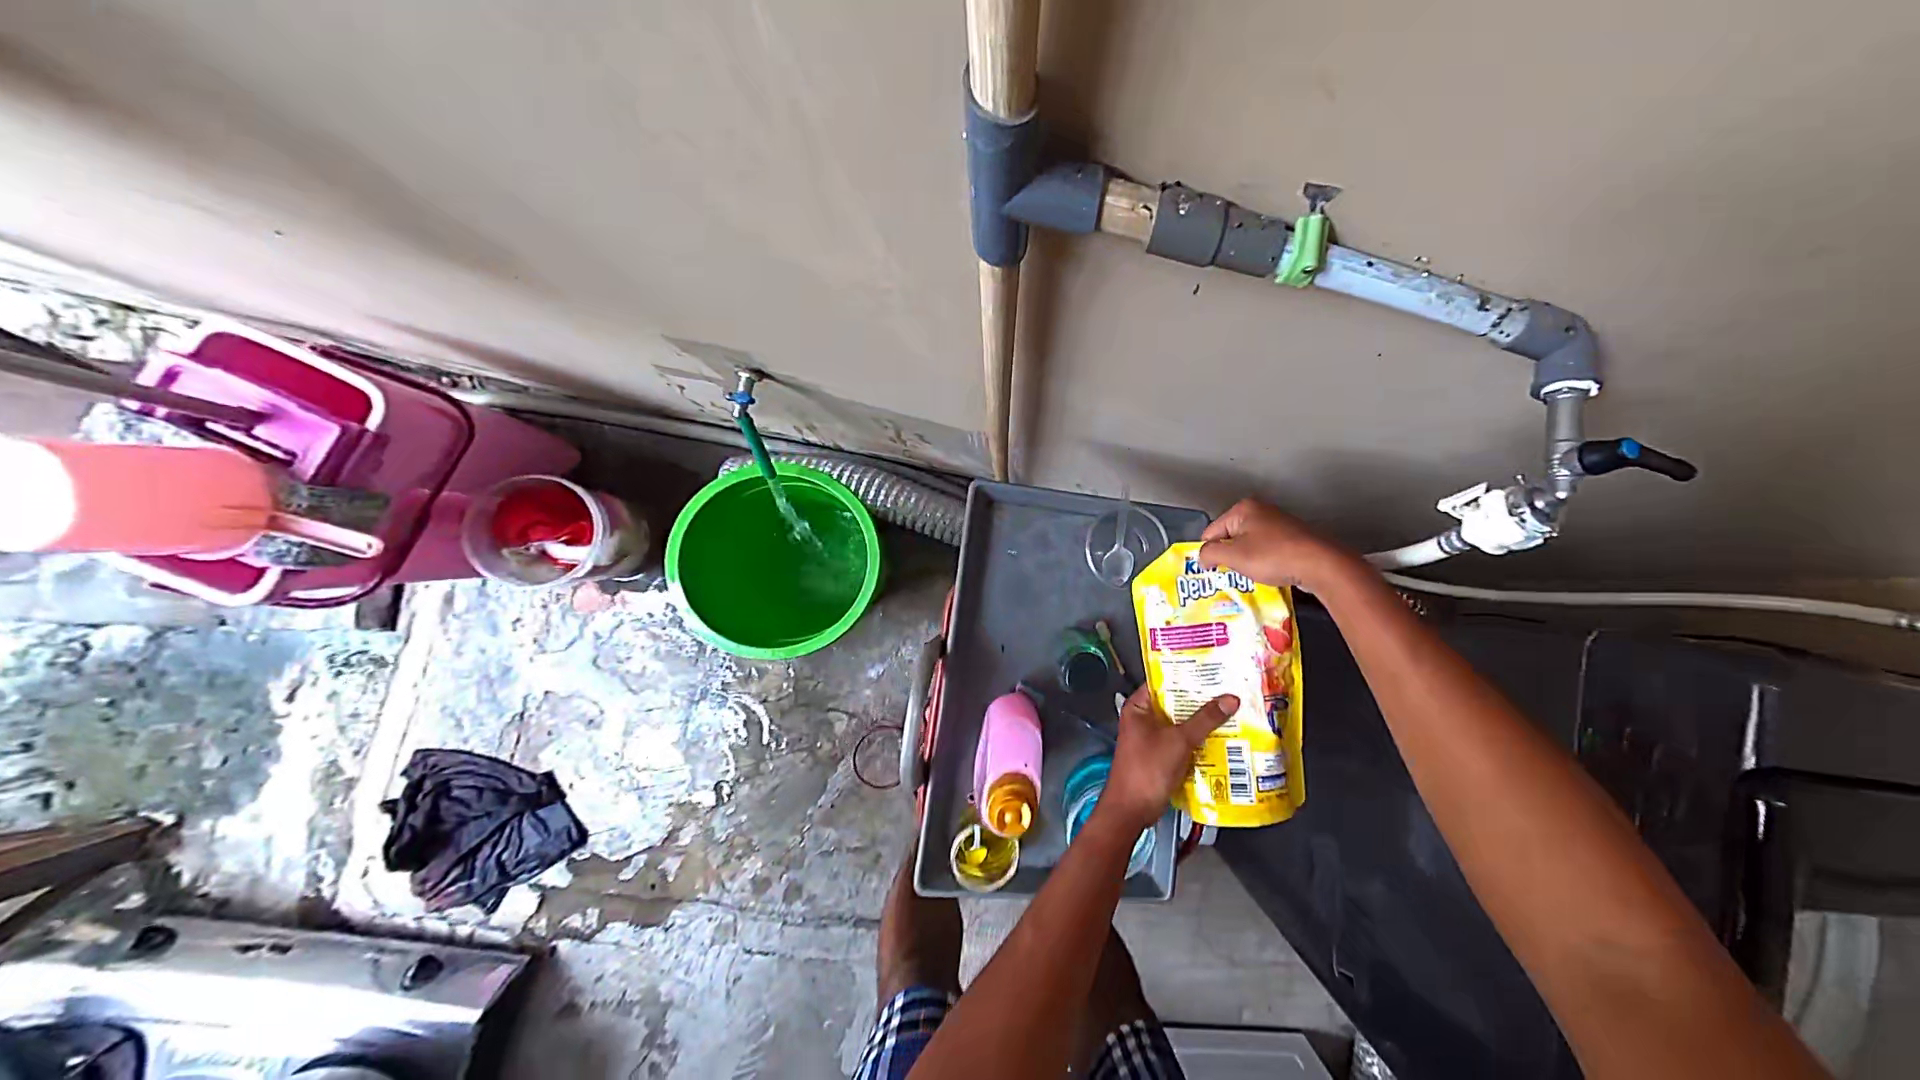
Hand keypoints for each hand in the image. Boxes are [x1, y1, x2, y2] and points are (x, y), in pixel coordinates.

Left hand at [1099, 685, 1236, 831]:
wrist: (1132, 809)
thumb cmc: (1148, 769)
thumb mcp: (1179, 740)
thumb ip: (1205, 719)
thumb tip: (1230, 698)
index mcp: (1138, 707)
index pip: (1162, 682)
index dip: (1185, 675)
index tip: (1211, 669)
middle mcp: (1143, 719)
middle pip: (1174, 703)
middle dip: (1199, 701)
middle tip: (1229, 690)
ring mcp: (1152, 738)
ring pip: (1181, 724)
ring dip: (1202, 722)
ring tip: (1232, 711)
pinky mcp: (1161, 756)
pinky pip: (1183, 742)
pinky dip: (1199, 740)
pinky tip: (1224, 738)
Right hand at [1198, 498, 1363, 592]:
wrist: (1321, 565)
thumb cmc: (1275, 556)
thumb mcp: (1233, 556)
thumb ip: (1209, 553)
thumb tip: (1203, 556)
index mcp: (1243, 509)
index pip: (1210, 532)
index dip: (1210, 553)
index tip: (1215, 569)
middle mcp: (1260, 510)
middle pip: (1230, 537)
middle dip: (1230, 556)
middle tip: (1235, 573)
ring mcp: (1278, 523)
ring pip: (1249, 545)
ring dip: (1247, 561)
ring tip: (1255, 574)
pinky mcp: (1292, 536)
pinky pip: (1267, 550)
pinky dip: (1265, 562)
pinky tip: (1271, 572)